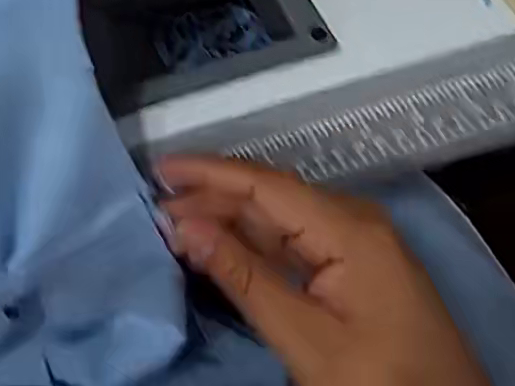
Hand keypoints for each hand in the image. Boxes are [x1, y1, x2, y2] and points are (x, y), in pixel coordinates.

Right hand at [158, 156, 487, 385]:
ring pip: (277, 217)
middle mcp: (352, 219)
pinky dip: (253, 243)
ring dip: (228, 220)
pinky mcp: (355, 267)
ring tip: (179, 225)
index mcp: (348, 227)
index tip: (159, 170)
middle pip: (267, 195)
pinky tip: (221, 246)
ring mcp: (356, 242)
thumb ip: (244, 278)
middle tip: (159, 211)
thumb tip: (184, 226)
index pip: (262, 184)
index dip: (206, 172)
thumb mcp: (310, 344)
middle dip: (211, 199)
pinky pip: (293, 241)